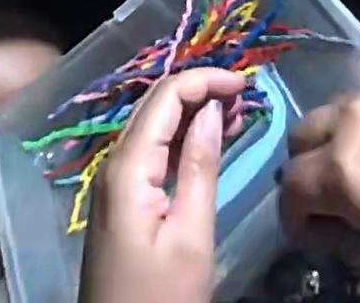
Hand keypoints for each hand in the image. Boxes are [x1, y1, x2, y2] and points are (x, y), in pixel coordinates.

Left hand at [80, 70, 247, 302]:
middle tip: (243, 94)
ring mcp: (116, 180)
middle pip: (158, 103)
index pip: (167, 96)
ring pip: (156, 123)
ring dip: (194, 109)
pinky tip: (212, 137)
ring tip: (237, 110)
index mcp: (128, 166)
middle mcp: (116, 161)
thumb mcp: (190, 236)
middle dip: (201, 89)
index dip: (205, 80)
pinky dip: (183, 135)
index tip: (244, 83)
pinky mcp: (123, 198)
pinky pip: (154, 149)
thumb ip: (200, 165)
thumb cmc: (160, 300)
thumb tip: (213, 107)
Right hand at [283, 85, 359, 295]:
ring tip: (359, 171)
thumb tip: (321, 227)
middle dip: (305, 169)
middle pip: (301, 135)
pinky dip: (359, 125)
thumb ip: (341, 240)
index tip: (307, 233)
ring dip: (330, 142)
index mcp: (343, 167)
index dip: (293, 217)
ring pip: (330, 112)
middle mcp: (351, 118)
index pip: (292, 186)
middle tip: (328, 200)